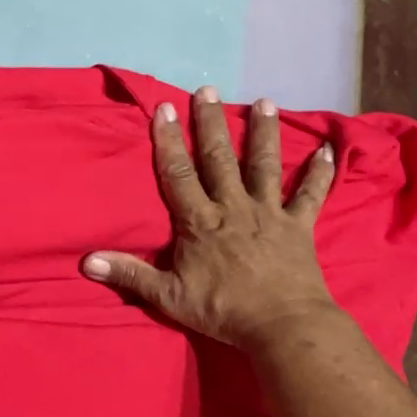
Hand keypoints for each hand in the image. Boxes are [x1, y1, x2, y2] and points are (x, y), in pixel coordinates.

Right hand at [82, 87, 340, 350]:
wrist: (283, 326)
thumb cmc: (222, 310)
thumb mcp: (167, 296)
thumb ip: (129, 274)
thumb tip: (86, 261)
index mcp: (200, 222)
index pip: (178, 174)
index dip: (168, 142)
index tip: (164, 109)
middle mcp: (234, 208)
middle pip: (220, 159)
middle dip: (211, 123)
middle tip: (207, 90)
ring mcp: (270, 214)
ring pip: (265, 165)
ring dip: (263, 133)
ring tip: (263, 102)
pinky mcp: (299, 227)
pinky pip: (311, 195)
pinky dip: (321, 172)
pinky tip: (329, 149)